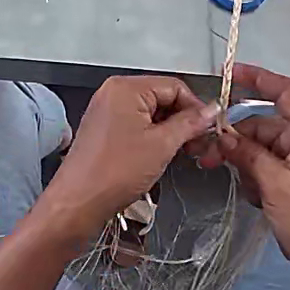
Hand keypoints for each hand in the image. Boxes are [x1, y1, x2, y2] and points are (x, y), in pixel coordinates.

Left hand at [37, 75, 219, 237]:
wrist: (79, 202)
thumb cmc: (114, 173)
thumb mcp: (162, 145)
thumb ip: (190, 123)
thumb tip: (210, 111)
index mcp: (126, 88)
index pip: (175, 86)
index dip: (196, 107)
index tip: (209, 128)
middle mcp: (113, 93)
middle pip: (163, 98)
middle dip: (184, 121)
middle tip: (198, 145)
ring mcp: (107, 111)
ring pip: (152, 113)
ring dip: (171, 131)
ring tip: (183, 153)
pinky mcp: (105, 129)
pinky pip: (138, 124)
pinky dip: (154, 137)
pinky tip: (163, 155)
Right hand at [194, 63, 289, 277]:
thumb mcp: (276, 185)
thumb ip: (248, 155)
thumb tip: (223, 136)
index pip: (285, 92)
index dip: (257, 78)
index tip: (230, 73)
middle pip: (264, 126)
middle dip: (237, 139)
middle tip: (209, 156)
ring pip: (262, 150)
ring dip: (245, 164)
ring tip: (246, 189)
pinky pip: (267, 170)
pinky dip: (256, 180)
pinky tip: (257, 199)